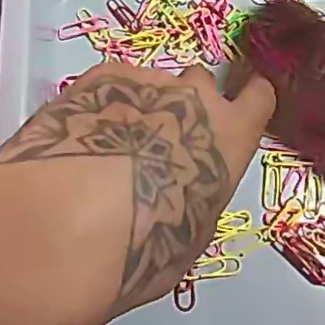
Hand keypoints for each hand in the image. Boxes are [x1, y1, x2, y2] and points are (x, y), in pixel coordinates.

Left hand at [0, 61, 274, 324]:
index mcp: (229, 137)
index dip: (248, 100)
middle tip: (159, 140)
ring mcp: (145, 81)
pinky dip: (103, 104)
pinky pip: (112, 83)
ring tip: (107, 147)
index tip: (239, 106)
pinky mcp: (99, 76)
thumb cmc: (140, 249)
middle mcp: (193, 98)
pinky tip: (80, 137)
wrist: (65, 221)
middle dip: (186, 104)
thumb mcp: (193, 232)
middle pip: (201, 83)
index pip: (258, 97)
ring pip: (152, 84)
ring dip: (141, 107)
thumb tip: (186, 184)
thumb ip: (201, 189)